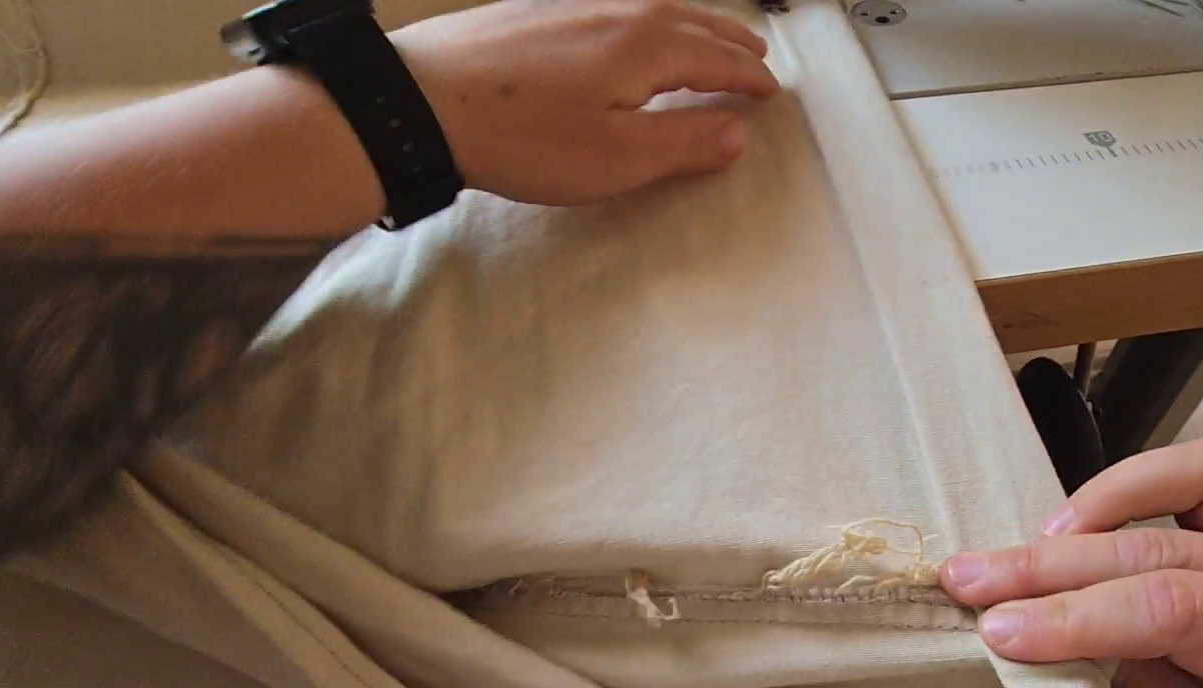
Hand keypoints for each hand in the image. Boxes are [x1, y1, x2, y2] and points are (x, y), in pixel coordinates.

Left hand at [393, 0, 781, 205]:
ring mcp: (577, 5)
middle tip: (758, 55)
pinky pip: (620, 9)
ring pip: (656, 10)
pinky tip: (641, 31)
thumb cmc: (533, 139)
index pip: (715, 60)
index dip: (746, 79)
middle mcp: (619, 12)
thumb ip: (684, 144)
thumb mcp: (619, 157)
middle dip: (729, 42)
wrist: (430, 101)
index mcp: (646, 47)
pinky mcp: (543, 13)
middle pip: (691, 24)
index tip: (773, 93)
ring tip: (712, 39)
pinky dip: (652, 22)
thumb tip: (739, 133)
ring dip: (694, 26)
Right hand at [939, 438, 1202, 687]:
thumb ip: (1122, 684)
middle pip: (1169, 548)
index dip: (1077, 616)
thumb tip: (1038, 622)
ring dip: (1097, 506)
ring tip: (1031, 546)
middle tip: (968, 581)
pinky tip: (1079, 523)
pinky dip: (1134, 488)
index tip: (995, 631)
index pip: (1182, 611)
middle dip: (1054, 567)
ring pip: (1198, 479)